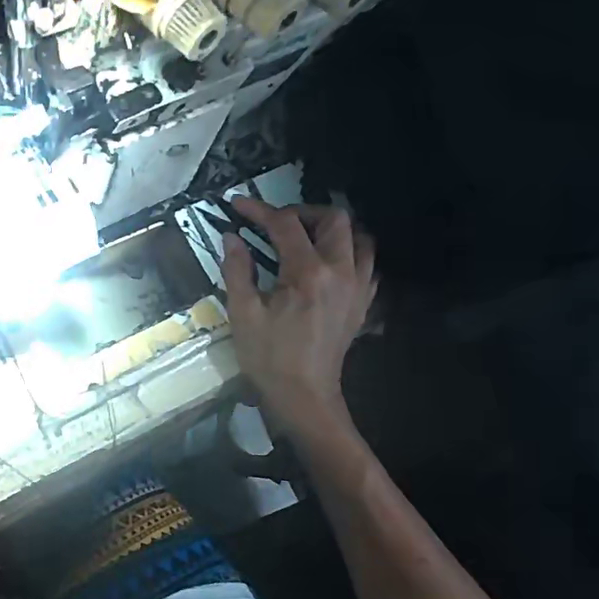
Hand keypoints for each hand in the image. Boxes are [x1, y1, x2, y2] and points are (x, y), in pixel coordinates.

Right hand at [221, 197, 377, 435]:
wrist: (303, 394)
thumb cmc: (267, 355)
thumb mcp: (242, 312)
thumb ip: (237, 269)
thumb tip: (231, 237)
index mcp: (307, 274)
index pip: (285, 225)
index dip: (259, 210)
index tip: (237, 204)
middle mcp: (340, 272)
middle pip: (335, 220)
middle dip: (302, 211)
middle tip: (276, 220)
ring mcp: (358, 287)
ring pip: (359, 238)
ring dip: (331, 229)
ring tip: (304, 235)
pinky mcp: (363, 302)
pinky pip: (367, 264)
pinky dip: (348, 253)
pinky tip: (326, 262)